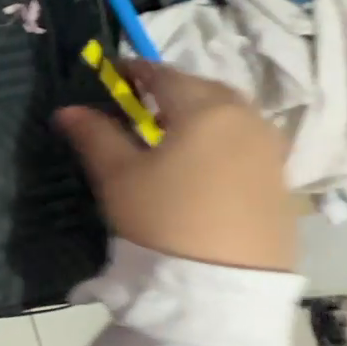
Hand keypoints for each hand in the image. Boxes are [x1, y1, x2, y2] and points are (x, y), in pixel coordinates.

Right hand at [55, 61, 296, 272]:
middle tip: (138, 100)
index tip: (113, 70)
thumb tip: (69, 110)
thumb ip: (94, 135)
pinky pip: (243, 140)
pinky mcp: (277, 175)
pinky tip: (195, 158)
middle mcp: (247, 118)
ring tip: (166, 129)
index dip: (136, 70)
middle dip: (171, 89)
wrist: (221, 275)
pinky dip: (216, 136)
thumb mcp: (116, 174)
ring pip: (229, 115)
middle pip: (205, 91)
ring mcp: (270, 147)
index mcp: (206, 110)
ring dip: (196, 113)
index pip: (166, 76)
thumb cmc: (160, 215)